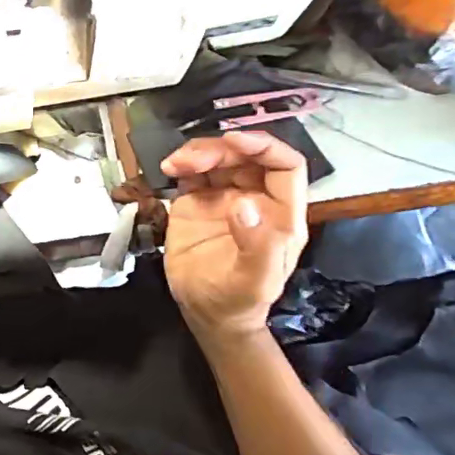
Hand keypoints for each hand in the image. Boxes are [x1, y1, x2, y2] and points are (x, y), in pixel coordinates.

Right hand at [162, 131, 307, 345]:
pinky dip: (181, 164)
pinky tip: (169, 168)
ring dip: (198, 153)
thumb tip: (243, 204)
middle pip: (246, 156)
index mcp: (281, 214)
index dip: (265, 147)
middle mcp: (255, 198)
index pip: (285, 166)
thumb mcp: (254, 281)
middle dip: (221, 149)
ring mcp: (223, 198)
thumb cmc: (238, 300)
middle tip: (193, 158)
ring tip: (175, 164)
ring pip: (218, 159)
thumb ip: (257, 245)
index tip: (235, 141)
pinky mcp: (194, 202)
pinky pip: (191, 172)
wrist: (205, 313)